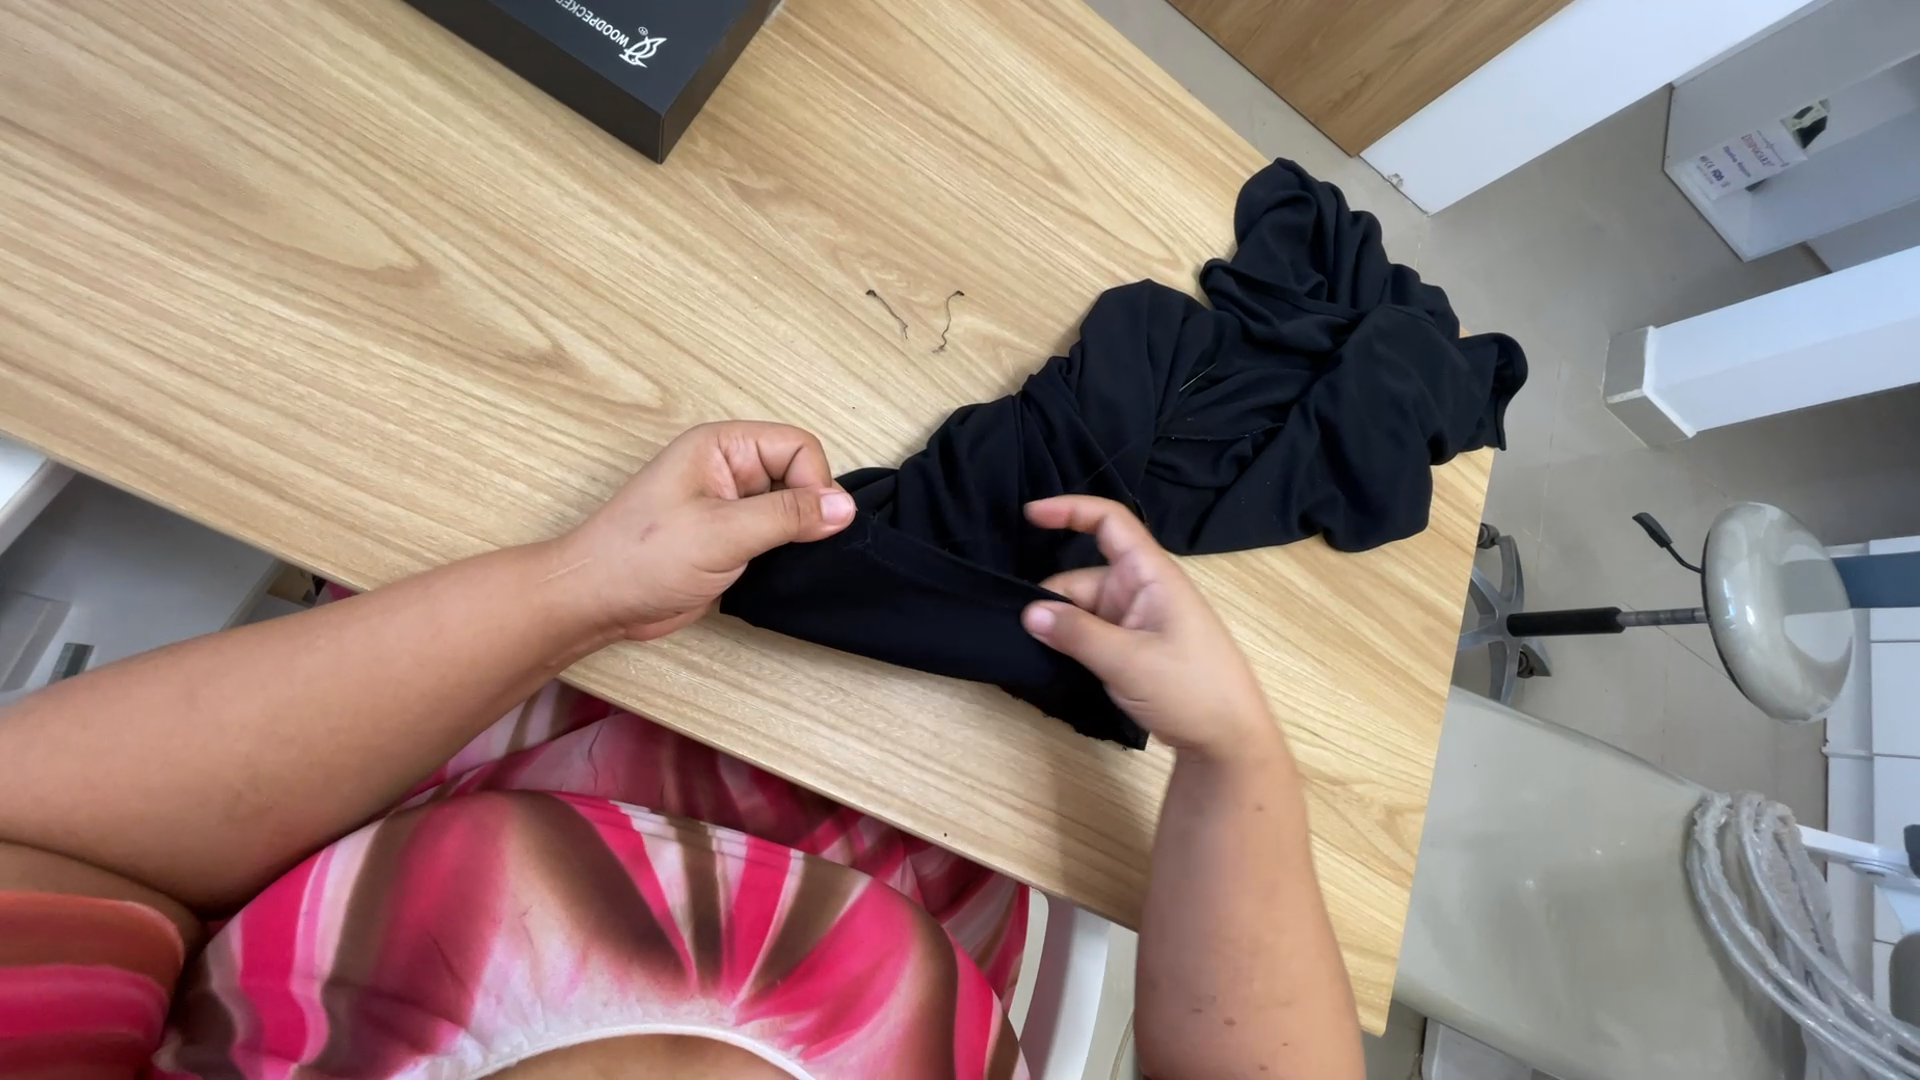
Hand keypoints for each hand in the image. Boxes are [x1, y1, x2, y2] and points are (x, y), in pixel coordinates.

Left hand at [554, 421, 855, 640]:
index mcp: (724, 447)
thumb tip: (845, 508)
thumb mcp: (722, 533)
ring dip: (801, 532)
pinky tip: (781, 570)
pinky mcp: (735, 538)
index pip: (798, 447)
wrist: (598, 604)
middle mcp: (732, 469)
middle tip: (797, 544)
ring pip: (794, 507)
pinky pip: (780, 534)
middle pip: (801, 474)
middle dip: (810, 508)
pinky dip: (791, 550)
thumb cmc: (641, 558)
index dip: (814, 483)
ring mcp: (733, 505)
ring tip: (786, 559)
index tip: (811, 524)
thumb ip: (787, 516)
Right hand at [1020, 496, 1277, 757]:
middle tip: (1028, 636)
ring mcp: (1137, 620)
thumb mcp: (1129, 661)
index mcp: (1151, 575)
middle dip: (1054, 602)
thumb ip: (1076, 634)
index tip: (1030, 514)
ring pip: (1083, 610)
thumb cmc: (1192, 690)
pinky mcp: (1134, 647)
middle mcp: (1142, 590)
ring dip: (1062, 629)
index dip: (1071, 510)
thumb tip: (1028, 613)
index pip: (1110, 522)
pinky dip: (1072, 644)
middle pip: (1083, 578)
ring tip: (1042, 657)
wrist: (1229, 741)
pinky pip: (1092, 633)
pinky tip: (1055, 663)